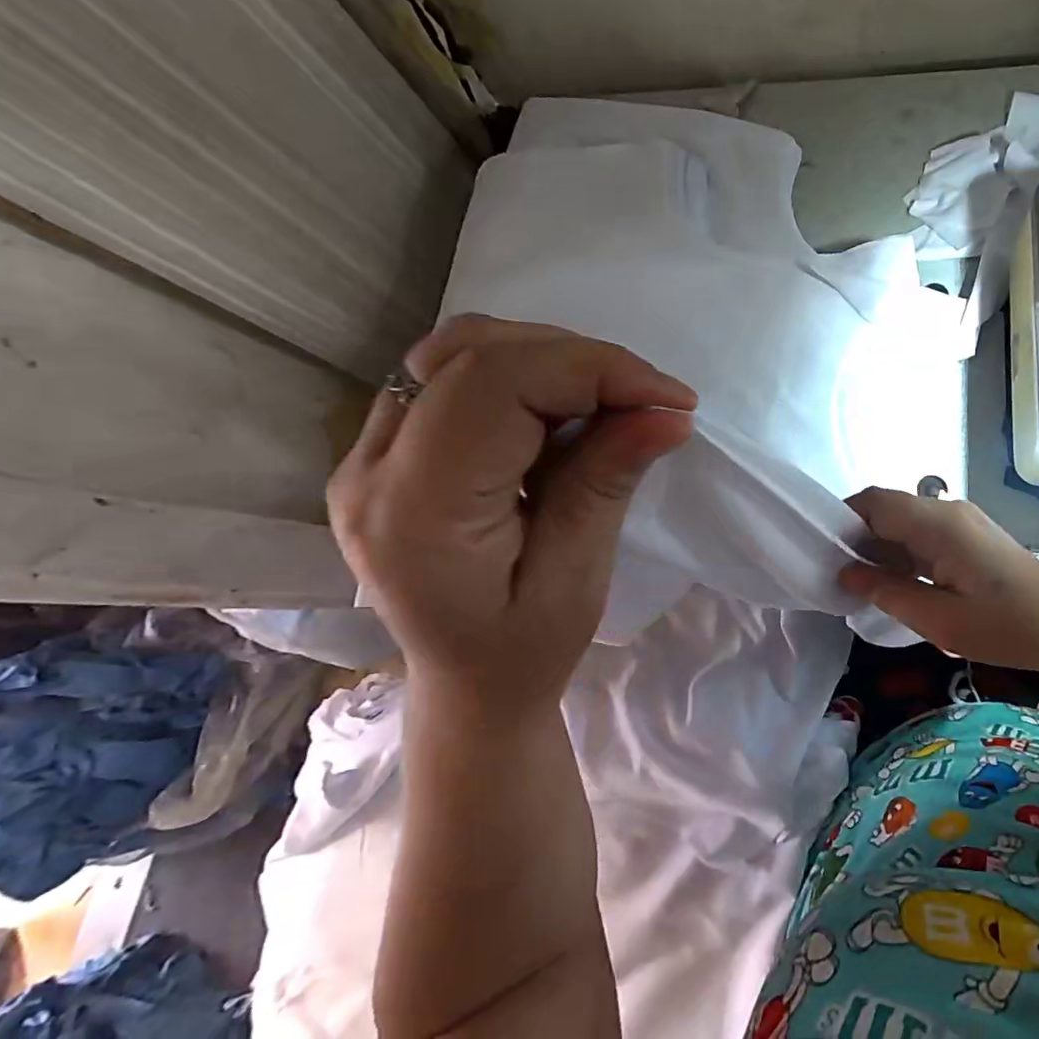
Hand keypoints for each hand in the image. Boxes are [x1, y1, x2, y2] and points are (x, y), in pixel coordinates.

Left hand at [327, 316, 695, 707]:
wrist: (468, 687)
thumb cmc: (525, 653)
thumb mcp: (577, 578)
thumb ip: (605, 484)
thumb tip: (666, 414)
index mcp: (415, 511)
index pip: (496, 383)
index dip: (593, 368)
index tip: (671, 400)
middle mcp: (371, 468)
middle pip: (473, 353)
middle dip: (579, 361)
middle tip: (648, 403)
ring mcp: (367, 454)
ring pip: (460, 352)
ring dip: (550, 362)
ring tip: (610, 406)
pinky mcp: (384, 451)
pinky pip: (453, 378)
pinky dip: (523, 378)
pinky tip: (563, 415)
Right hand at [837, 487, 1038, 676]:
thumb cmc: (1006, 627)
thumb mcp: (938, 619)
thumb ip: (886, 591)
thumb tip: (846, 572)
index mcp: (937, 524)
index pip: (874, 501)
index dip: (842, 518)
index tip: (819, 550)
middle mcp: (949, 511)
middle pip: (889, 508)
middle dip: (859, 536)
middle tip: (838, 574)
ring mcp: (964, 522)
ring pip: (907, 522)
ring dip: (883, 547)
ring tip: (864, 584)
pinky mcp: (974, 537)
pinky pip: (927, 534)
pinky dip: (906, 553)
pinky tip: (901, 584)